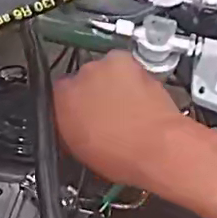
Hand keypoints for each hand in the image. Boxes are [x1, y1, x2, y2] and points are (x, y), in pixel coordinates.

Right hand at [53, 52, 197, 187]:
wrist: (158, 148)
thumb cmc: (123, 155)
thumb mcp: (80, 151)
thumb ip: (69, 128)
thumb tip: (71, 124)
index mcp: (61, 99)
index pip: (58, 95)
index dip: (71, 107)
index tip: (81, 115)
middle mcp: (80, 77)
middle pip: (82, 80)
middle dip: (92, 94)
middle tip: (105, 115)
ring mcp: (106, 66)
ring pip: (104, 71)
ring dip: (111, 85)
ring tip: (124, 109)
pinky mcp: (130, 62)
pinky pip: (125, 68)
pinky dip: (130, 80)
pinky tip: (137, 101)